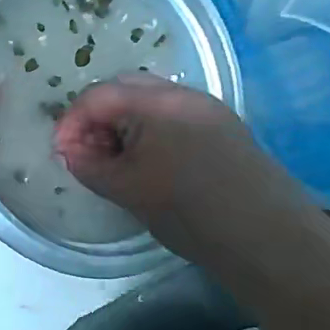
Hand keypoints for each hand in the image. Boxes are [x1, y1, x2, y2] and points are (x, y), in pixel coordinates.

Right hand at [51, 73, 320, 270]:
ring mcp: (208, 109)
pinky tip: (145, 162)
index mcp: (158, 104)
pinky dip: (147, 131)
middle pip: (124, 88)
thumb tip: (70, 150)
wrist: (268, 240)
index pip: (98, 95)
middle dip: (95, 116)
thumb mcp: (124, 190)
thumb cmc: (188, 211)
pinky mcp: (223, 128)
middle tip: (85, 151)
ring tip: (113, 160)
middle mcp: (185, 95)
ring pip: (148, 101)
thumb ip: (88, 164)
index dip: (71, 121)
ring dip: (121, 123)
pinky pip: (172, 116)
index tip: (61, 152)